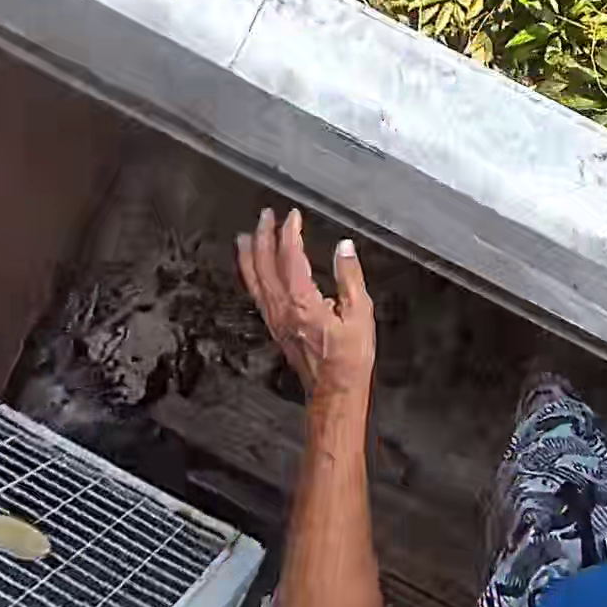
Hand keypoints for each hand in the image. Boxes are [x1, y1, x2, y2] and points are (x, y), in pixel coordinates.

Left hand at [236, 208, 375, 403]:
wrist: (335, 391)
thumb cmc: (349, 357)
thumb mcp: (361, 313)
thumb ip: (351, 277)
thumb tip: (345, 248)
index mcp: (303, 302)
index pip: (290, 258)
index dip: (290, 233)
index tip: (293, 216)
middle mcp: (283, 309)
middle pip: (264, 265)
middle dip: (263, 237)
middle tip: (265, 216)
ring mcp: (275, 319)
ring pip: (254, 280)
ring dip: (249, 255)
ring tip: (244, 237)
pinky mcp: (275, 328)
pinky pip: (256, 294)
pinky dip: (250, 276)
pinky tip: (253, 271)